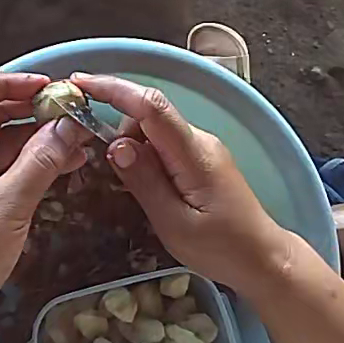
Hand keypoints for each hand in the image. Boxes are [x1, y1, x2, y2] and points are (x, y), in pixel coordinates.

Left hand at [0, 68, 89, 323]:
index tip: (45, 89)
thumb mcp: (9, 202)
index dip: (5, 80)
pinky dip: (37, 159)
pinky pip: (10, 164)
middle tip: (72, 111)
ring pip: (5, 137)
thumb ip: (44, 159)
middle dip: (32, 107)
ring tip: (80, 136)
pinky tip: (70, 160)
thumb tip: (73, 125)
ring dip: (40, 134)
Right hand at [70, 73, 296, 293]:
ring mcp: (201, 147)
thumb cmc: (222, 248)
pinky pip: (163, 145)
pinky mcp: (200, 158)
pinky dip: (144, 156)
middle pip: (147, 115)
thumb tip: (115, 145)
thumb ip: (144, 182)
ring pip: (153, 130)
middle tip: (105, 169)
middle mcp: (198, 140)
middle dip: (118, 132)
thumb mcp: (174, 224)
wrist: (263, 259)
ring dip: (132, 148)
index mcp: (193, 153)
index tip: (80, 84)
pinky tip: (144, 186)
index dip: (113, 90)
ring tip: (131, 188)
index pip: (150, 106)